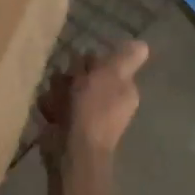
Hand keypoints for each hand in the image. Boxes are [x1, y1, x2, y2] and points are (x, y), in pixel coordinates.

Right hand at [40, 39, 148, 168]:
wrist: (74, 150)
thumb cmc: (94, 110)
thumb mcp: (112, 75)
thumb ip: (125, 59)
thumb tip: (143, 45)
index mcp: (124, 90)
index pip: (104, 63)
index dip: (90, 62)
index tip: (83, 67)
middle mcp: (109, 103)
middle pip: (84, 75)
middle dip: (71, 76)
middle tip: (67, 83)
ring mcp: (89, 115)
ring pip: (66, 88)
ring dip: (57, 90)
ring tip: (56, 100)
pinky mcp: (70, 125)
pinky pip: (56, 105)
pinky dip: (51, 106)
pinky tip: (50, 111)